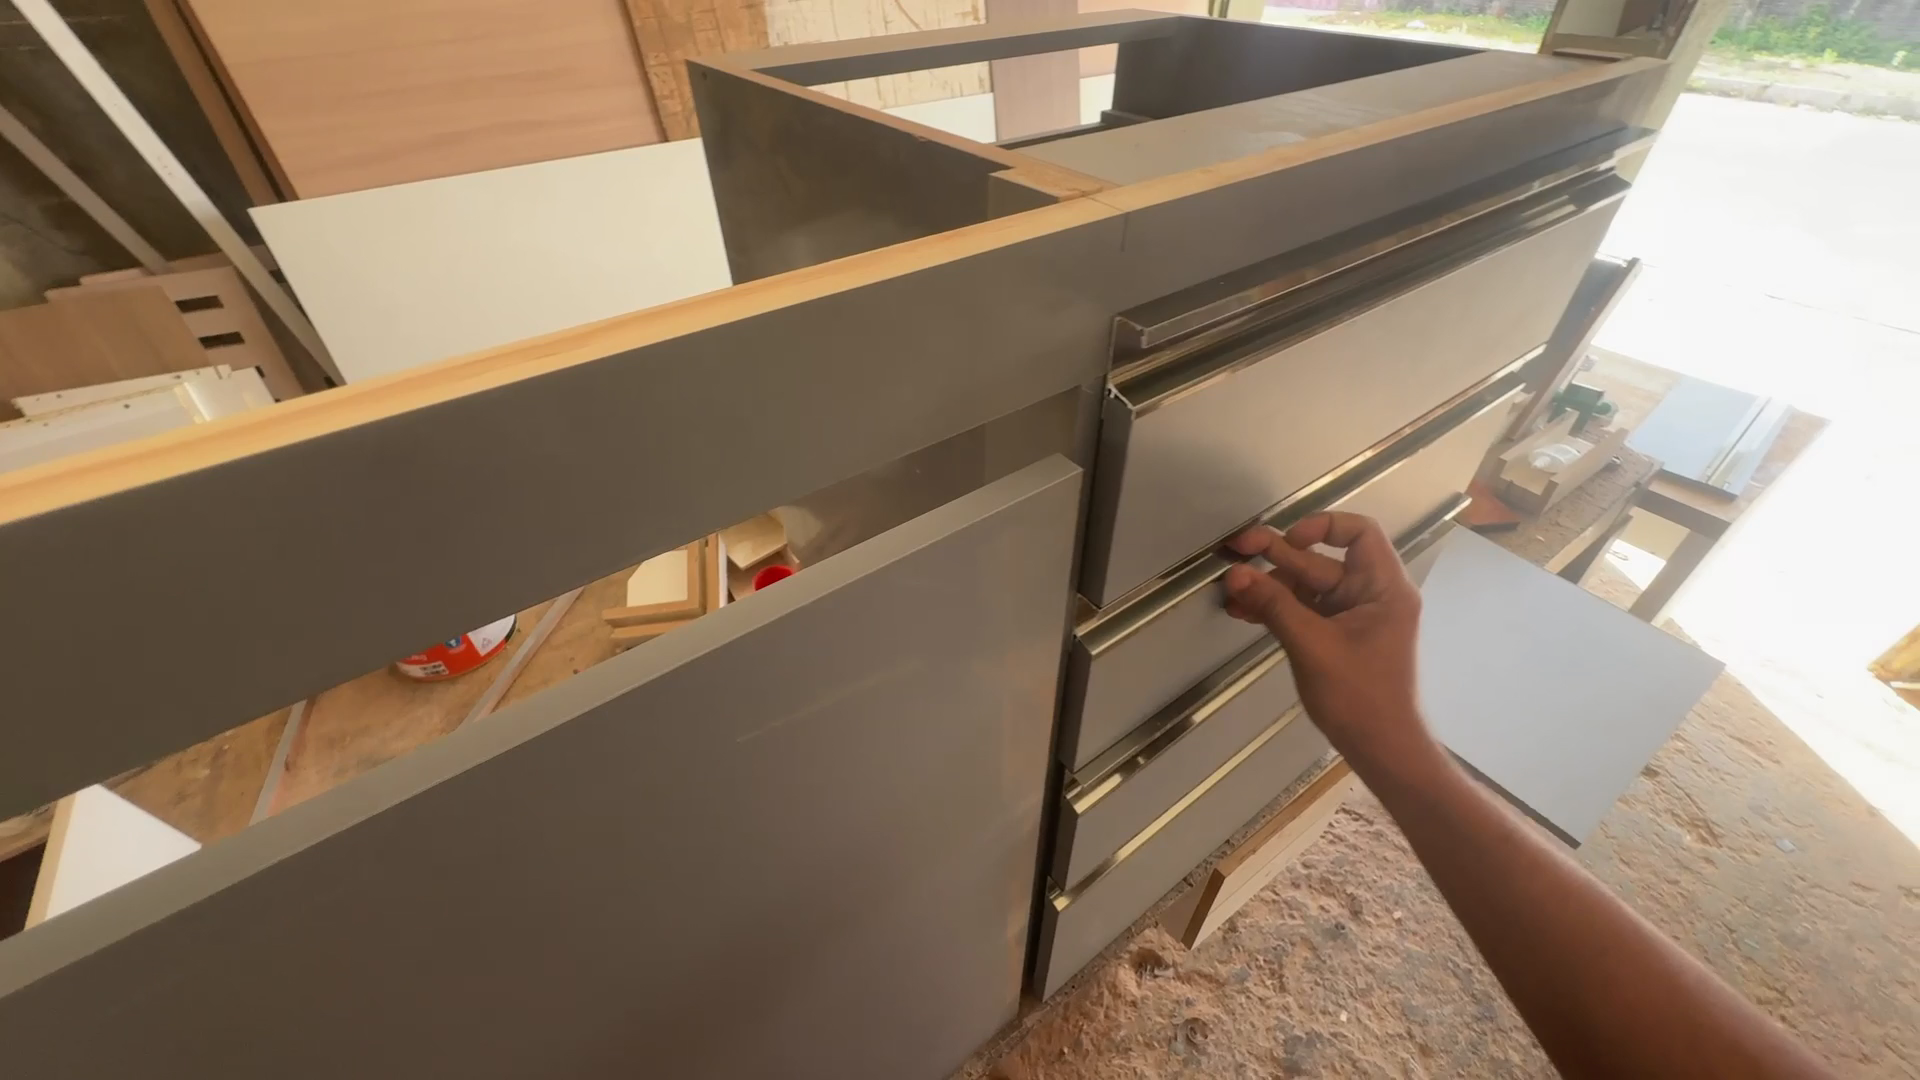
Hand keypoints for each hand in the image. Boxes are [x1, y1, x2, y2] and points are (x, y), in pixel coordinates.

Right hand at [1222, 512, 1440, 776]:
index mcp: (1382, 588)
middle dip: (1275, 557)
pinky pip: (1300, 609)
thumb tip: (1236, 574)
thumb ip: (1273, 605)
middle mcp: (1368, 595)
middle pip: (1319, 561)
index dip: (1323, 526)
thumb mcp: (1312, 645)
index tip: (1287, 540)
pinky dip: (1273, 608)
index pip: (1360, 534)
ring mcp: (1350, 616)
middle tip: (1234, 549)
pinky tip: (1243, 610)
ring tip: (1231, 591)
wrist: (1381, 749)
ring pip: (1303, 586)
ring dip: (1267, 586)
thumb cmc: (1360, 696)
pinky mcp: (1333, 635)